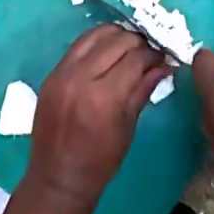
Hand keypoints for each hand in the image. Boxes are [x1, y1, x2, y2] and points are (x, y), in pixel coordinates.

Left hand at [27, 25, 169, 208]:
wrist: (57, 178)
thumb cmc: (100, 161)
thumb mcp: (128, 126)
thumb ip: (143, 89)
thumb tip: (163, 65)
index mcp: (104, 96)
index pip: (135, 58)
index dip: (153, 55)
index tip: (162, 58)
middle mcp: (80, 78)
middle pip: (116, 40)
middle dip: (137, 42)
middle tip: (148, 53)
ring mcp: (61, 74)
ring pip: (94, 35)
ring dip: (116, 36)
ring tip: (128, 48)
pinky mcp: (51, 74)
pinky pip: (77, 46)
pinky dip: (96, 44)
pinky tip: (107, 53)